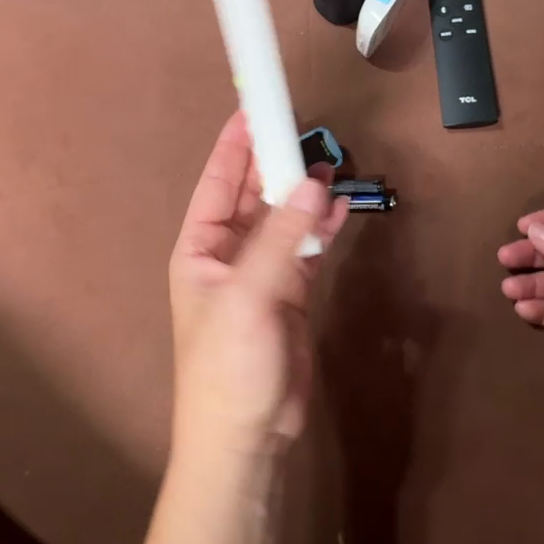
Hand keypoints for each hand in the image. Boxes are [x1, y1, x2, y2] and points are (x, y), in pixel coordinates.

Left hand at [169, 114, 348, 452]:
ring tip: (331, 160)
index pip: (219, 182)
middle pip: (255, 194)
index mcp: (200, 248)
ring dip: (305, 191)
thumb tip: (316, 182)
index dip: (236, 144)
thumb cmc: (227, 365)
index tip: (256, 106)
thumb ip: (283, 238)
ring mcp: (262, 272)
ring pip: (286, 217)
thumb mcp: (249, 296)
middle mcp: (229, 252)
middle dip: (276, 161)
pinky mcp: (292, 292)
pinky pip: (309, 246)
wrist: (246, 437)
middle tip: (305, 126)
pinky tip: (343, 204)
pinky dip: (325, 225)